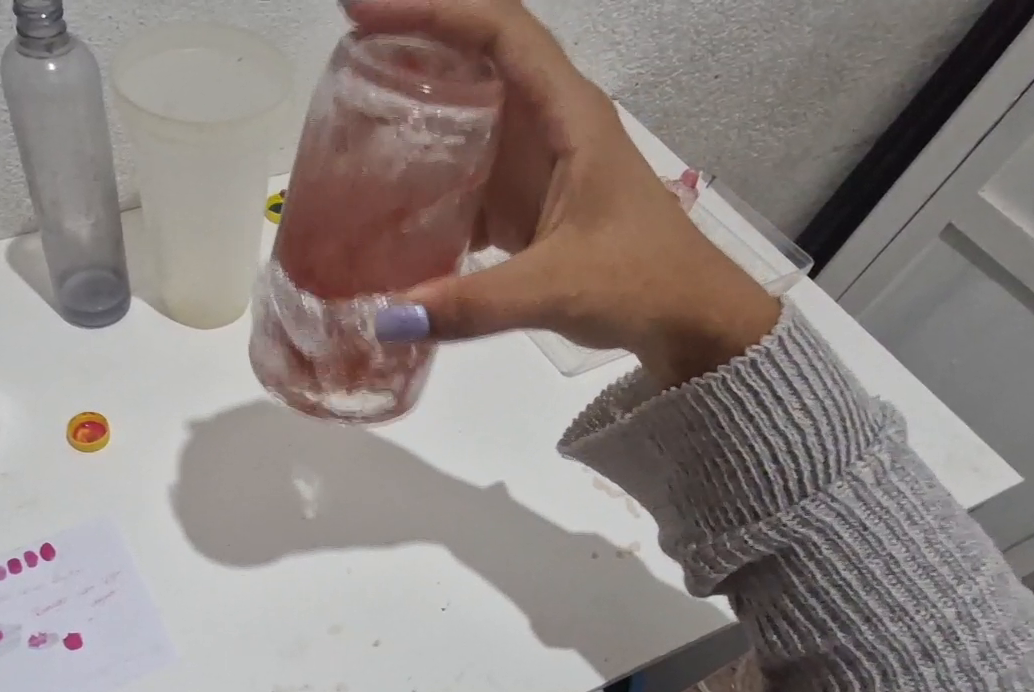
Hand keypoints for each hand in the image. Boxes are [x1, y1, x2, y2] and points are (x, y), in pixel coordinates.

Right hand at [349, 0, 780, 387]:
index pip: (499, 30)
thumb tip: (386, 319)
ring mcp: (538, 165)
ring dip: (418, 111)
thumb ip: (473, 304)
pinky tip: (392, 203)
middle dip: (413, 49)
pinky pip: (470, 174)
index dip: (432, 9)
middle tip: (346, 60)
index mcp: (568, 115)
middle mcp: (550, 125)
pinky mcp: (527, 204)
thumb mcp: (555, 287)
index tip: (361, 11)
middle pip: (477, 57)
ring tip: (354, 122)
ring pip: (470, 115)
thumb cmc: (641, 283)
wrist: (686, 319)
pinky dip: (430, 180)